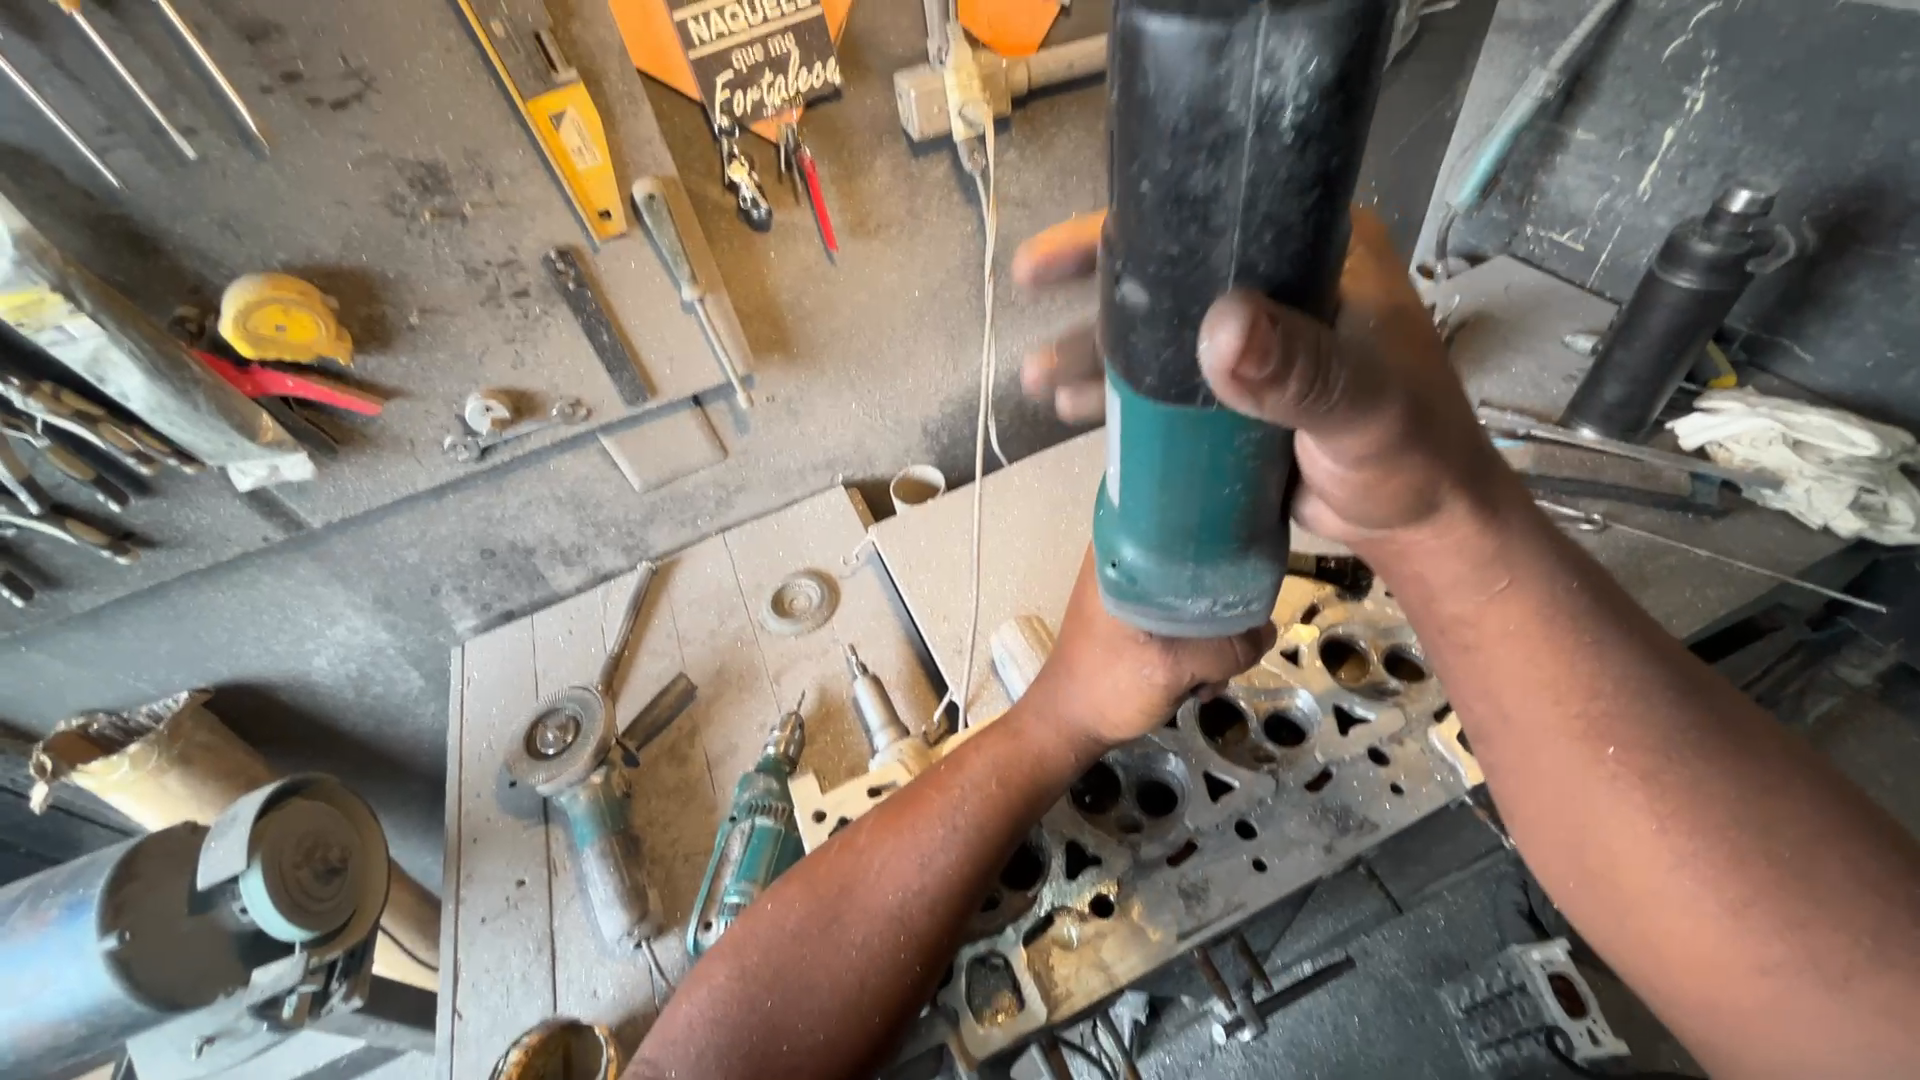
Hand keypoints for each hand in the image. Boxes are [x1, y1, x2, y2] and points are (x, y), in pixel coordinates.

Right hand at [1012, 210, 1514, 547]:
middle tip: (1036, 330)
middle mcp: (1273, 284)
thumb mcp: (1362, 405)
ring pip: (1153, 337)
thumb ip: (1301, 370)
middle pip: (1163, 279)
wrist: (1415, 521)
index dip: (1125, 233)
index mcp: (1314, 251)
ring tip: (1039, 383)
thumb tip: (1220, 329)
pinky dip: (1118, 397)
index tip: (1050, 261)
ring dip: (1093, 357)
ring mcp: (1249, 341)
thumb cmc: (1409, 452)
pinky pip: (1162, 385)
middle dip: (1091, 308)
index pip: (1208, 220)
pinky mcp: (1230, 394)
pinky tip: (1075, 412)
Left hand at [1025, 548, 1276, 750]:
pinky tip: (1194, 682)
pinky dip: (1197, 650)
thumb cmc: (1108, 686)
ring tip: (1200, 679)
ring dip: (1212, 642)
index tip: (1249, 573)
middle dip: (1222, 614)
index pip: (1186, 522)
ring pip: (1198, 601)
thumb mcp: (1173, 666)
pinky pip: (1187, 622)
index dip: (1224, 545)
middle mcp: (1127, 559)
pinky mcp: (1142, 618)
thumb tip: (1267, 631)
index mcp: (1121, 549)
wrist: (1071, 725)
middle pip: (1200, 568)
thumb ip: (1227, 646)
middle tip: (1221, 654)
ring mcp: (1135, 590)